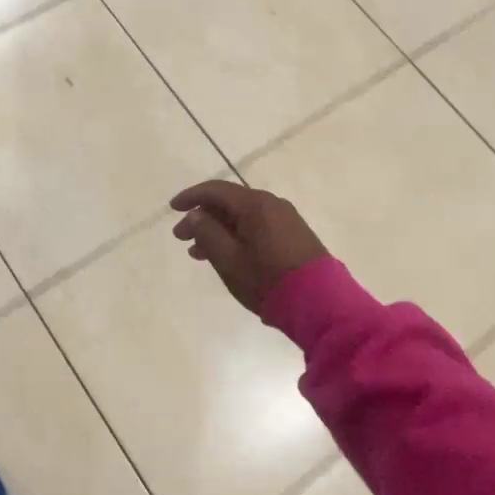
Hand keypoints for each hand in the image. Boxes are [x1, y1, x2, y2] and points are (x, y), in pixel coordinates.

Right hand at [171, 180, 328, 316]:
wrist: (321, 304)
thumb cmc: (267, 279)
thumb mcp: (228, 259)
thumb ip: (207, 232)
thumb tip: (196, 214)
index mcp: (254, 204)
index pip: (215, 190)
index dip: (191, 197)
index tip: (173, 208)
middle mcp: (272, 205)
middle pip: (229, 203)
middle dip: (202, 217)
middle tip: (181, 237)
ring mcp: (286, 220)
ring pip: (242, 217)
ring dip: (218, 230)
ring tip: (198, 252)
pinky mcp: (295, 236)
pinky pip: (257, 227)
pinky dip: (236, 236)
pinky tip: (226, 255)